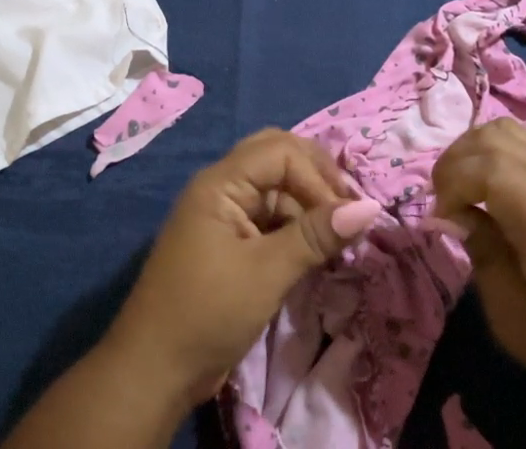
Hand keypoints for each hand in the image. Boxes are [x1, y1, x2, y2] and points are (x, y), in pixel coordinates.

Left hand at [100, 128, 381, 407]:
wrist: (154, 372)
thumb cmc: (208, 313)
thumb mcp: (267, 273)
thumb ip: (316, 235)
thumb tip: (370, 207)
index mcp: (220, 183)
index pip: (281, 152)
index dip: (318, 177)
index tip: (345, 217)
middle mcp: (221, 188)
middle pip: (278, 158)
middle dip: (316, 178)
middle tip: (348, 209)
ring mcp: (223, 216)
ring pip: (275, 188)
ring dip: (308, 204)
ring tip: (338, 236)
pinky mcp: (229, 243)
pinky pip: (269, 217)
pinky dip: (295, 226)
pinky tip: (316, 250)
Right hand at [430, 118, 525, 399]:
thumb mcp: (509, 309)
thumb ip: (480, 250)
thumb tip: (454, 213)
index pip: (490, 166)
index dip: (453, 182)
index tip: (442, 219)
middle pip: (496, 137)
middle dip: (456, 160)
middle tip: (444, 201)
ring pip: (509, 130)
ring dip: (473, 149)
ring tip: (460, 187)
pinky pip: (523, 143)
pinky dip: (492, 151)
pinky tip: (485, 185)